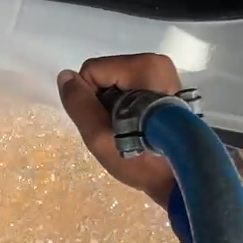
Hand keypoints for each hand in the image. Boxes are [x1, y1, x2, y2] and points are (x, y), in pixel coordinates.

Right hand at [58, 54, 182, 206]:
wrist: (177, 181)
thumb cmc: (139, 159)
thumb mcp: (99, 135)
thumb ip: (79, 104)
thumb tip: (65, 77)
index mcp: (144, 66)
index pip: (91, 72)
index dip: (88, 101)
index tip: (104, 125)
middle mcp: (157, 62)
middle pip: (104, 76)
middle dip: (101, 104)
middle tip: (115, 132)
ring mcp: (164, 74)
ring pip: (115, 84)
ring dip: (113, 109)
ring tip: (126, 132)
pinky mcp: (166, 87)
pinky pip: (130, 91)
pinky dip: (126, 109)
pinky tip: (136, 128)